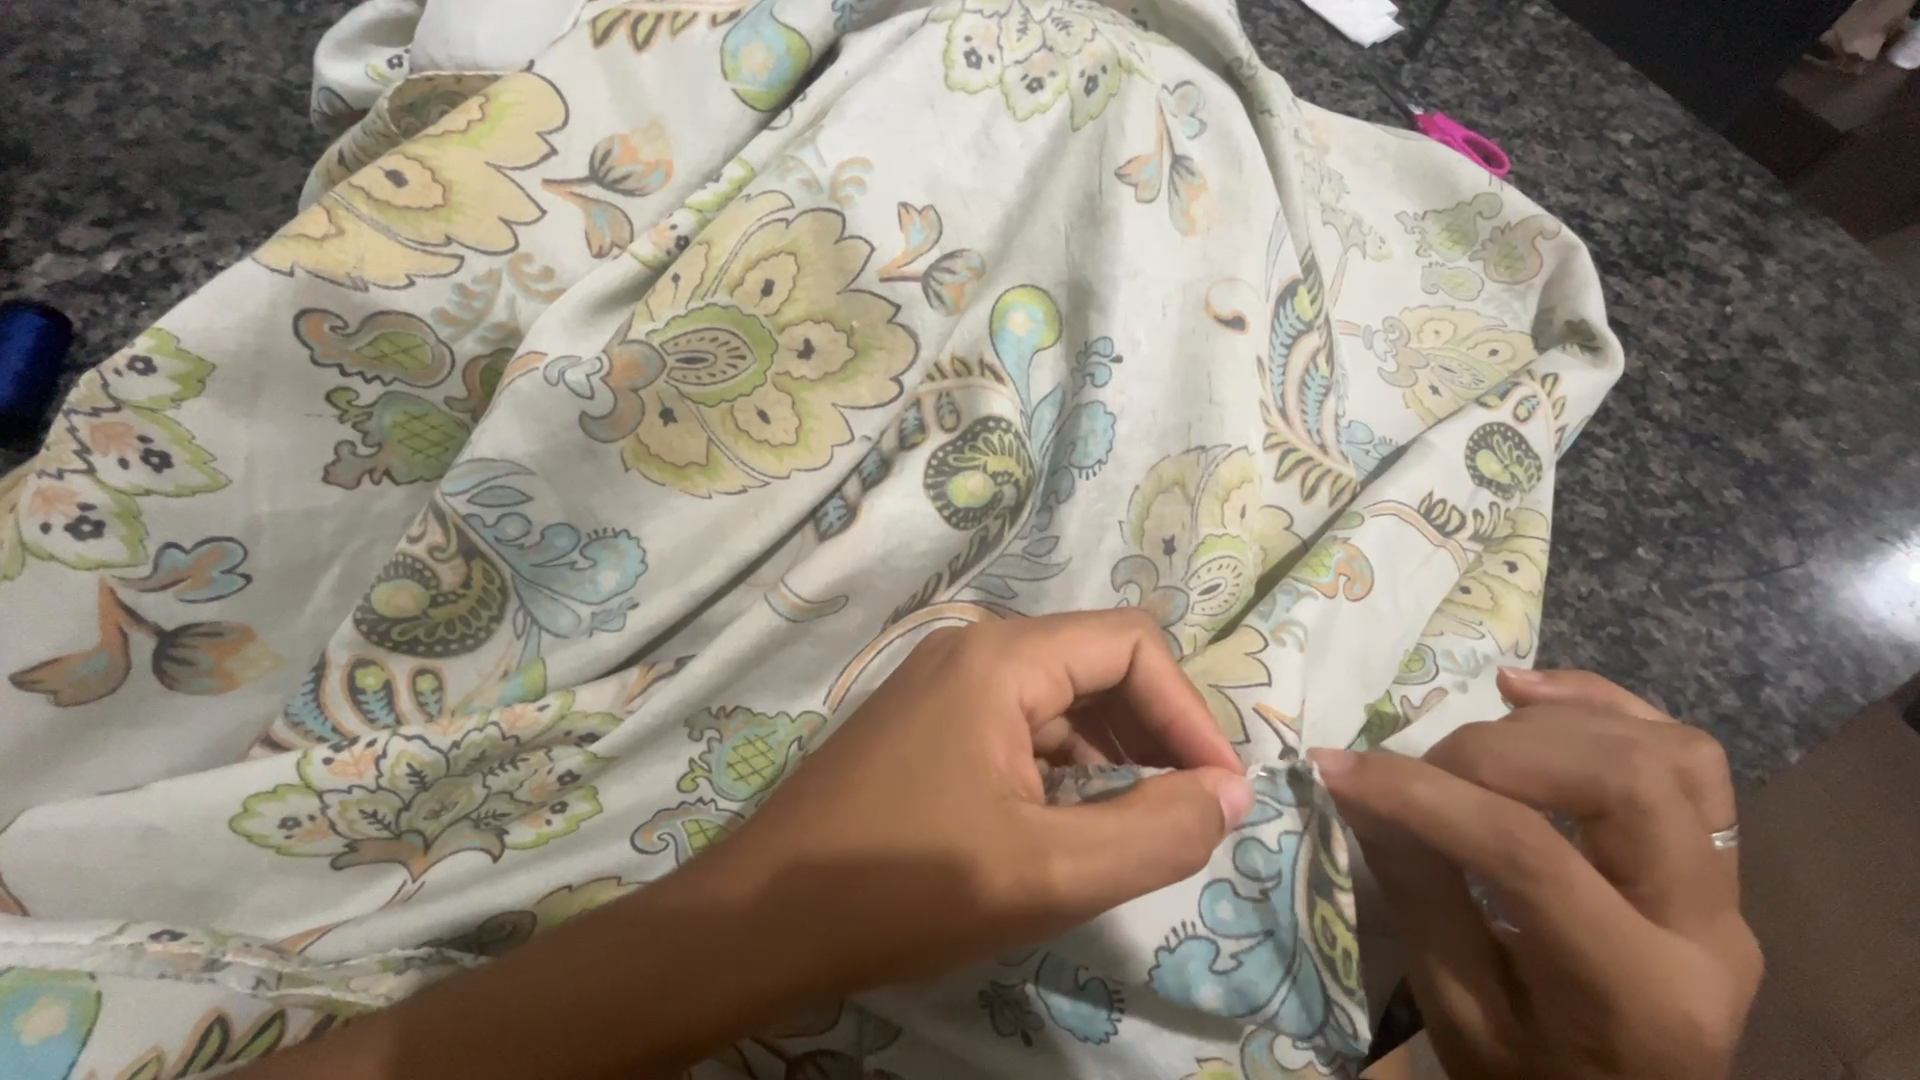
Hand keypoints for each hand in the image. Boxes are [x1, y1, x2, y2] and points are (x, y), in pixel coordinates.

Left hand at [691, 607, 1254, 994]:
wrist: (760, 917)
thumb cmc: (903, 889)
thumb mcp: (1047, 873)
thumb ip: (1155, 833)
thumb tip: (1227, 794)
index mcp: (1001, 658)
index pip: (1131, 644)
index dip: (1189, 712)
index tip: (1218, 792)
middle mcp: (971, 651)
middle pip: (1095, 663)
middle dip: (1153, 730)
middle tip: (1186, 810)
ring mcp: (941, 685)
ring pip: (1057, 698)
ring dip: (1110, 752)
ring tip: (1134, 823)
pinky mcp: (926, 724)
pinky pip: (1017, 725)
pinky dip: (1061, 766)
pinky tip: (1066, 821)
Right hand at [1314, 668, 1760, 1079]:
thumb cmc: (1527, 1076)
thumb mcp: (1456, 1011)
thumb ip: (1415, 890)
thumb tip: (1354, 786)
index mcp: (1633, 992)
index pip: (1526, 853)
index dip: (1420, 794)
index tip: (1336, 767)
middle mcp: (1706, 933)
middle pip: (1623, 780)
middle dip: (1492, 750)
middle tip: (1419, 767)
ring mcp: (1726, 893)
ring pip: (1666, 752)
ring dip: (1553, 723)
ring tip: (1473, 726)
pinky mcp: (1716, 864)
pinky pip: (1684, 754)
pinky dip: (1600, 705)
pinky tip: (1523, 692)